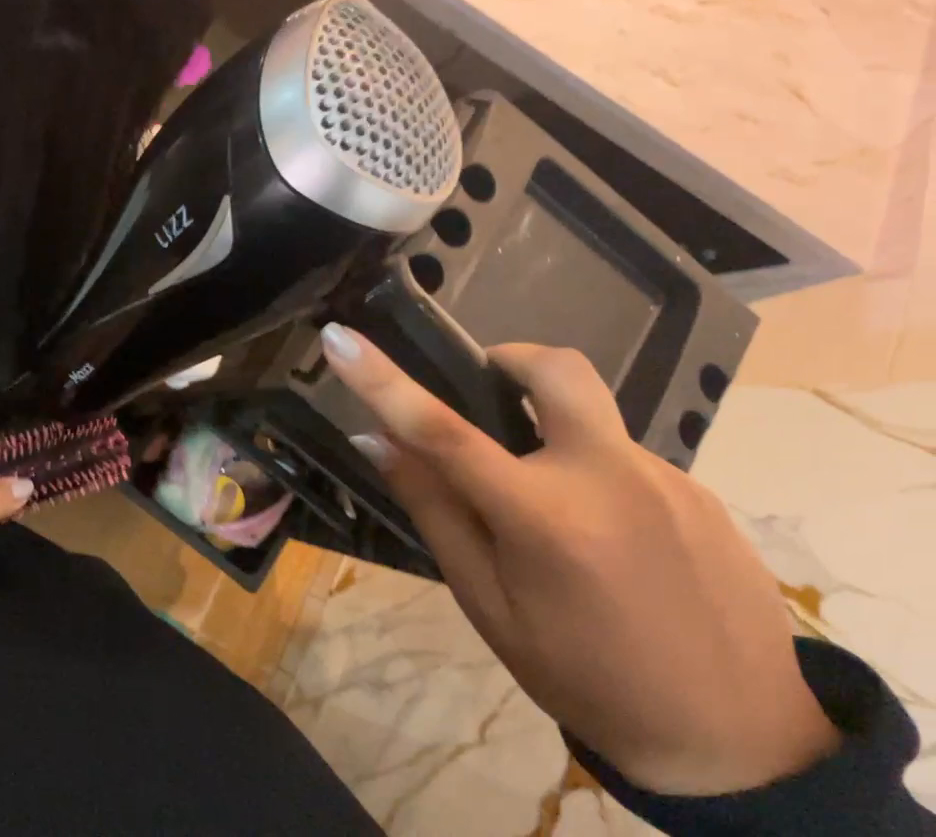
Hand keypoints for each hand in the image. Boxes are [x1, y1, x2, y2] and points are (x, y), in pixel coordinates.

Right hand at [320, 325, 839, 795]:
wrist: (738, 738)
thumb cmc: (581, 675)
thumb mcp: (487, 602)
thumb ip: (435, 511)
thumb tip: (376, 441)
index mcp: (544, 517)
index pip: (442, 431)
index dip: (382, 379)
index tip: (338, 337)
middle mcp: (610, 478)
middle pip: (556, 370)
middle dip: (510, 359)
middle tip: (484, 390)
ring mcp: (668, 480)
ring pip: (591, 421)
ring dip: (551, 437)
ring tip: (547, 512)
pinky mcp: (704, 494)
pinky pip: (626, 459)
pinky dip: (590, 474)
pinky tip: (601, 540)